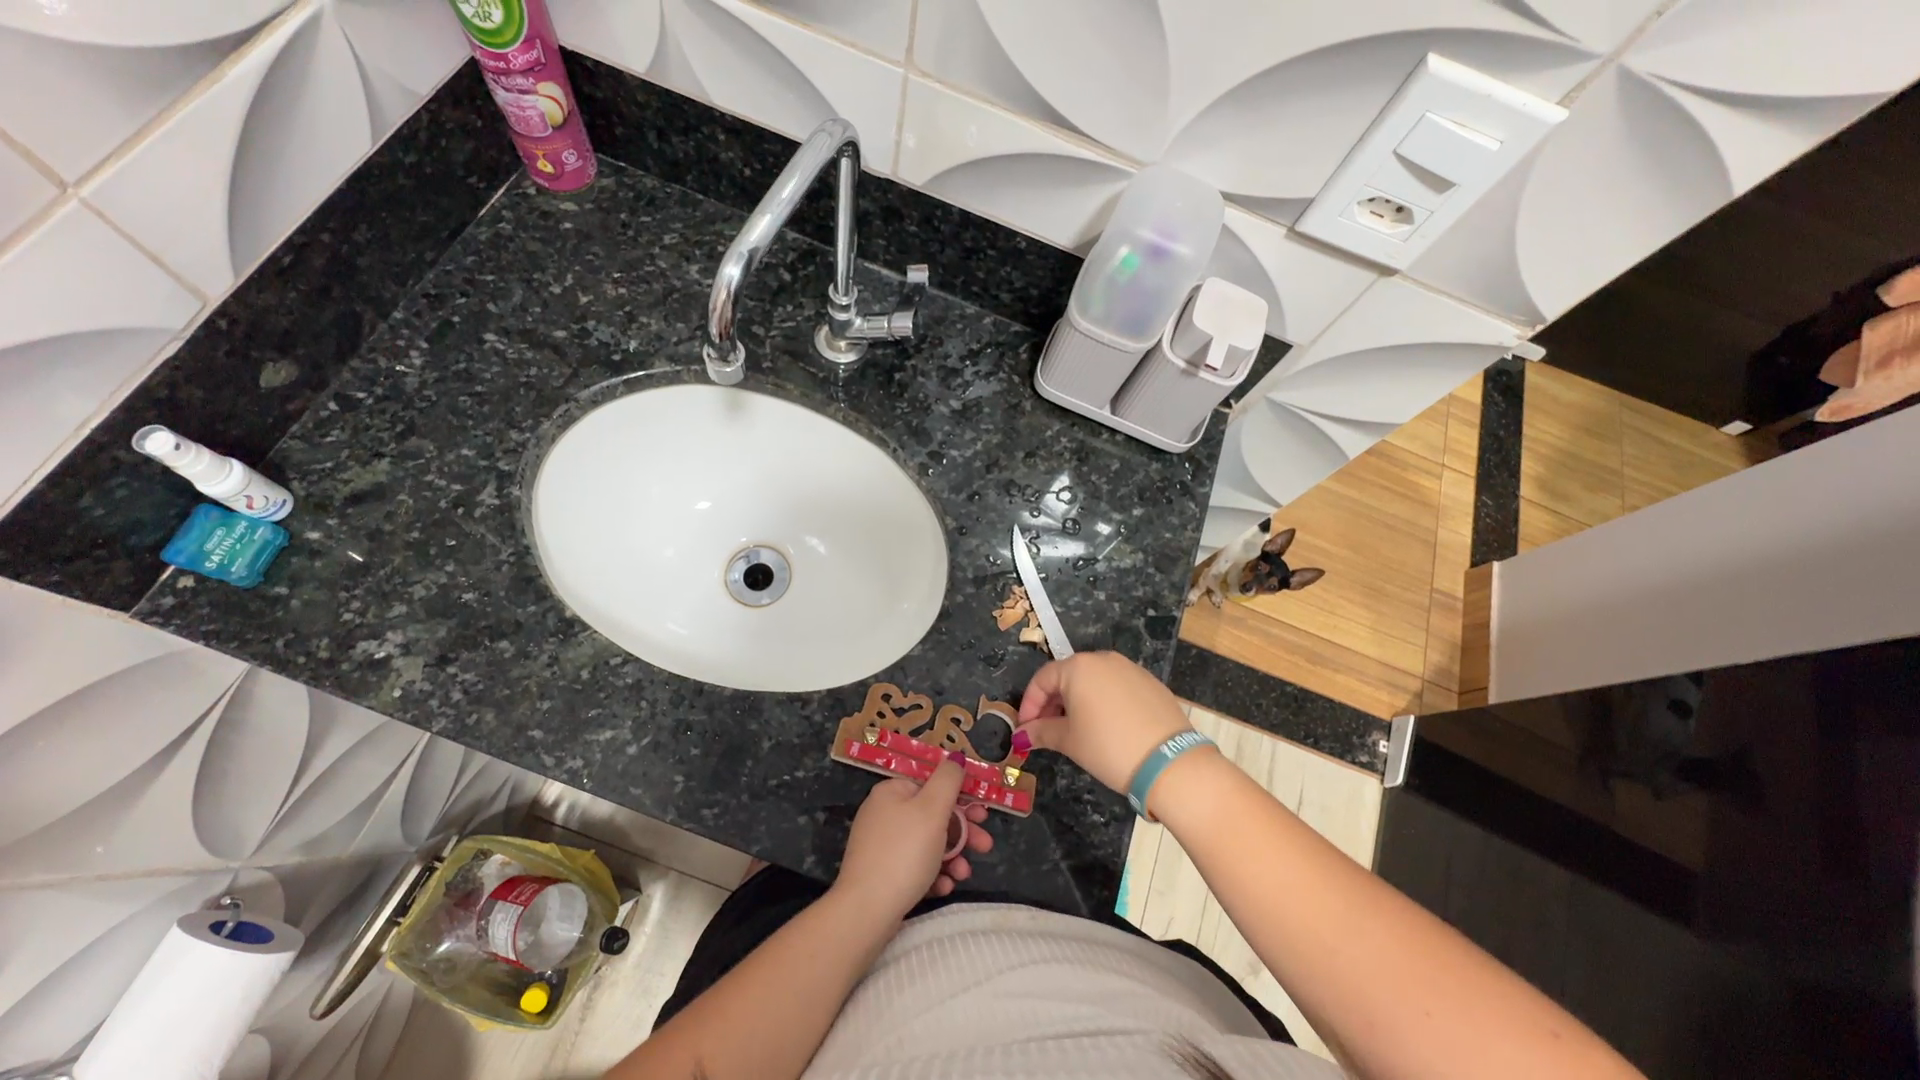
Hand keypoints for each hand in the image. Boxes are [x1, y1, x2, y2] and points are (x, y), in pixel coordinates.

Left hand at [833, 756, 993, 918]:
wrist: (867, 909)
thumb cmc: (904, 852)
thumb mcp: (932, 809)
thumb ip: (949, 780)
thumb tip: (955, 757)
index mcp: (892, 792)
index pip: (932, 784)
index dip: (961, 797)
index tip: (983, 814)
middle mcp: (884, 814)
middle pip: (933, 816)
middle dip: (963, 833)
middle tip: (985, 847)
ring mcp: (881, 845)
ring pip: (928, 844)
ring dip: (952, 857)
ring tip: (963, 875)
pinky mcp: (882, 873)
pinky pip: (915, 866)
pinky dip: (932, 874)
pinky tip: (942, 887)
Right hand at [1016, 651, 1193, 794]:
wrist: (1169, 763)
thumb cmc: (1108, 747)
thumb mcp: (1069, 741)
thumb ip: (1041, 732)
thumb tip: (1021, 736)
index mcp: (1079, 667)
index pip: (1042, 679)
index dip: (1029, 705)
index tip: (1025, 729)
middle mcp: (1104, 660)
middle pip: (1068, 677)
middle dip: (1053, 703)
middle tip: (1046, 731)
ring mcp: (1131, 669)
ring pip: (1094, 682)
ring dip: (1078, 703)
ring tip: (1075, 731)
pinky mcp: (1151, 684)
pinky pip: (1117, 689)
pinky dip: (1103, 703)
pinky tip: (1106, 729)